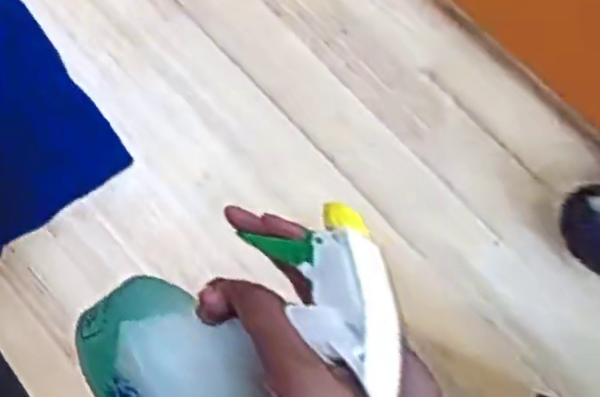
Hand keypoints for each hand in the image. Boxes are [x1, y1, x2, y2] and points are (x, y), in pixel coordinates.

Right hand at [197, 206, 440, 396]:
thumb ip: (266, 316)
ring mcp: (354, 386)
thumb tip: (232, 285)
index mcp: (383, 347)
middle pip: (317, 290)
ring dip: (252, 301)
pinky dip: (257, 335)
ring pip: (298, 322)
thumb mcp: (302, 376)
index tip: (242, 218)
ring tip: (215, 306)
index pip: (337, 270)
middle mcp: (375, 361)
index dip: (290, 235)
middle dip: (268, 256)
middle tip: (230, 235)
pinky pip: (291, 354)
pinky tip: (237, 341)